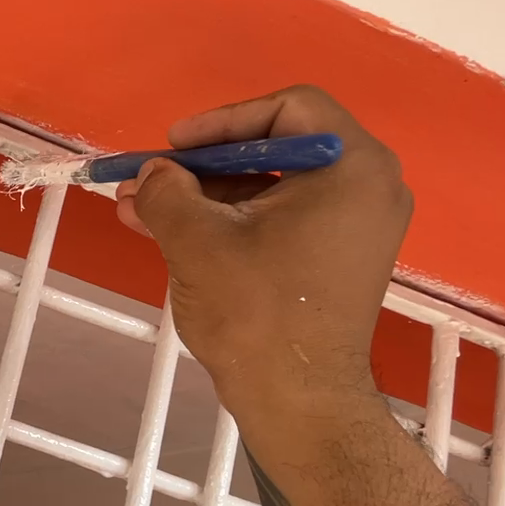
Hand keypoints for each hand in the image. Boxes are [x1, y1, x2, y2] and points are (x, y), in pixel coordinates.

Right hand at [114, 86, 412, 433]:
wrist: (296, 396)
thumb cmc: (255, 310)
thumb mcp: (197, 242)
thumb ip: (168, 194)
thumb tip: (151, 173)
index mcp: (350, 167)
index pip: (288, 109)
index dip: (220, 122)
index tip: (171, 147)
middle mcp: (364, 188)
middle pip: (274, 151)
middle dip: (200, 166)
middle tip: (146, 182)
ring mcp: (350, 229)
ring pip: (267, 191)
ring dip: (202, 198)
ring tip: (140, 211)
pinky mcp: (330, 262)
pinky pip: (275, 223)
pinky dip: (225, 224)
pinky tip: (171, 235)